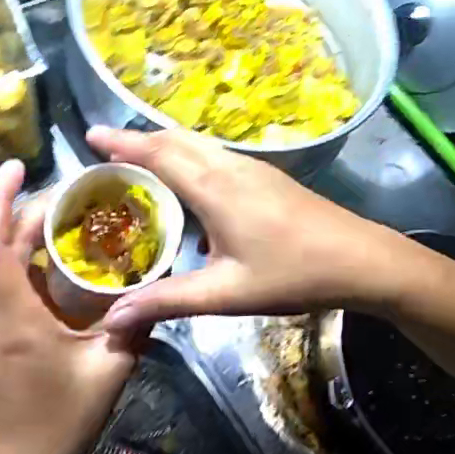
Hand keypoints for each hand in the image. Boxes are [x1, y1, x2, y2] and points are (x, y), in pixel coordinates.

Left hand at [0, 160, 139, 453]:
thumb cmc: (59, 427)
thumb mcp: (108, 374)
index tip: (15, 166)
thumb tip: (154, 290)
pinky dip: (11, 270)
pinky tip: (45, 277)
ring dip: (14, 242)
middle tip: (65, 202)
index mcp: (10, 320)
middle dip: (21, 215)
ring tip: (57, 231)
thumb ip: (133, 326)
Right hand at [86, 127, 427, 331]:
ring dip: (162, 146)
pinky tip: (185, 186)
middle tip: (106, 150)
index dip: (122, 142)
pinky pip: (212, 155)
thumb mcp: (225, 293)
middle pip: (174, 140)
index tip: (91, 134)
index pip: (157, 153)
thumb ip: (166, 301)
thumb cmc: (292, 274)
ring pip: (195, 144)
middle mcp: (229, 167)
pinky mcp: (265, 177)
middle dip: (137, 139)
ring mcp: (251, 168)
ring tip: (137, 163)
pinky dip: (185, 157)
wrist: (363, 261)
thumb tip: (112, 319)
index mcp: (214, 187)